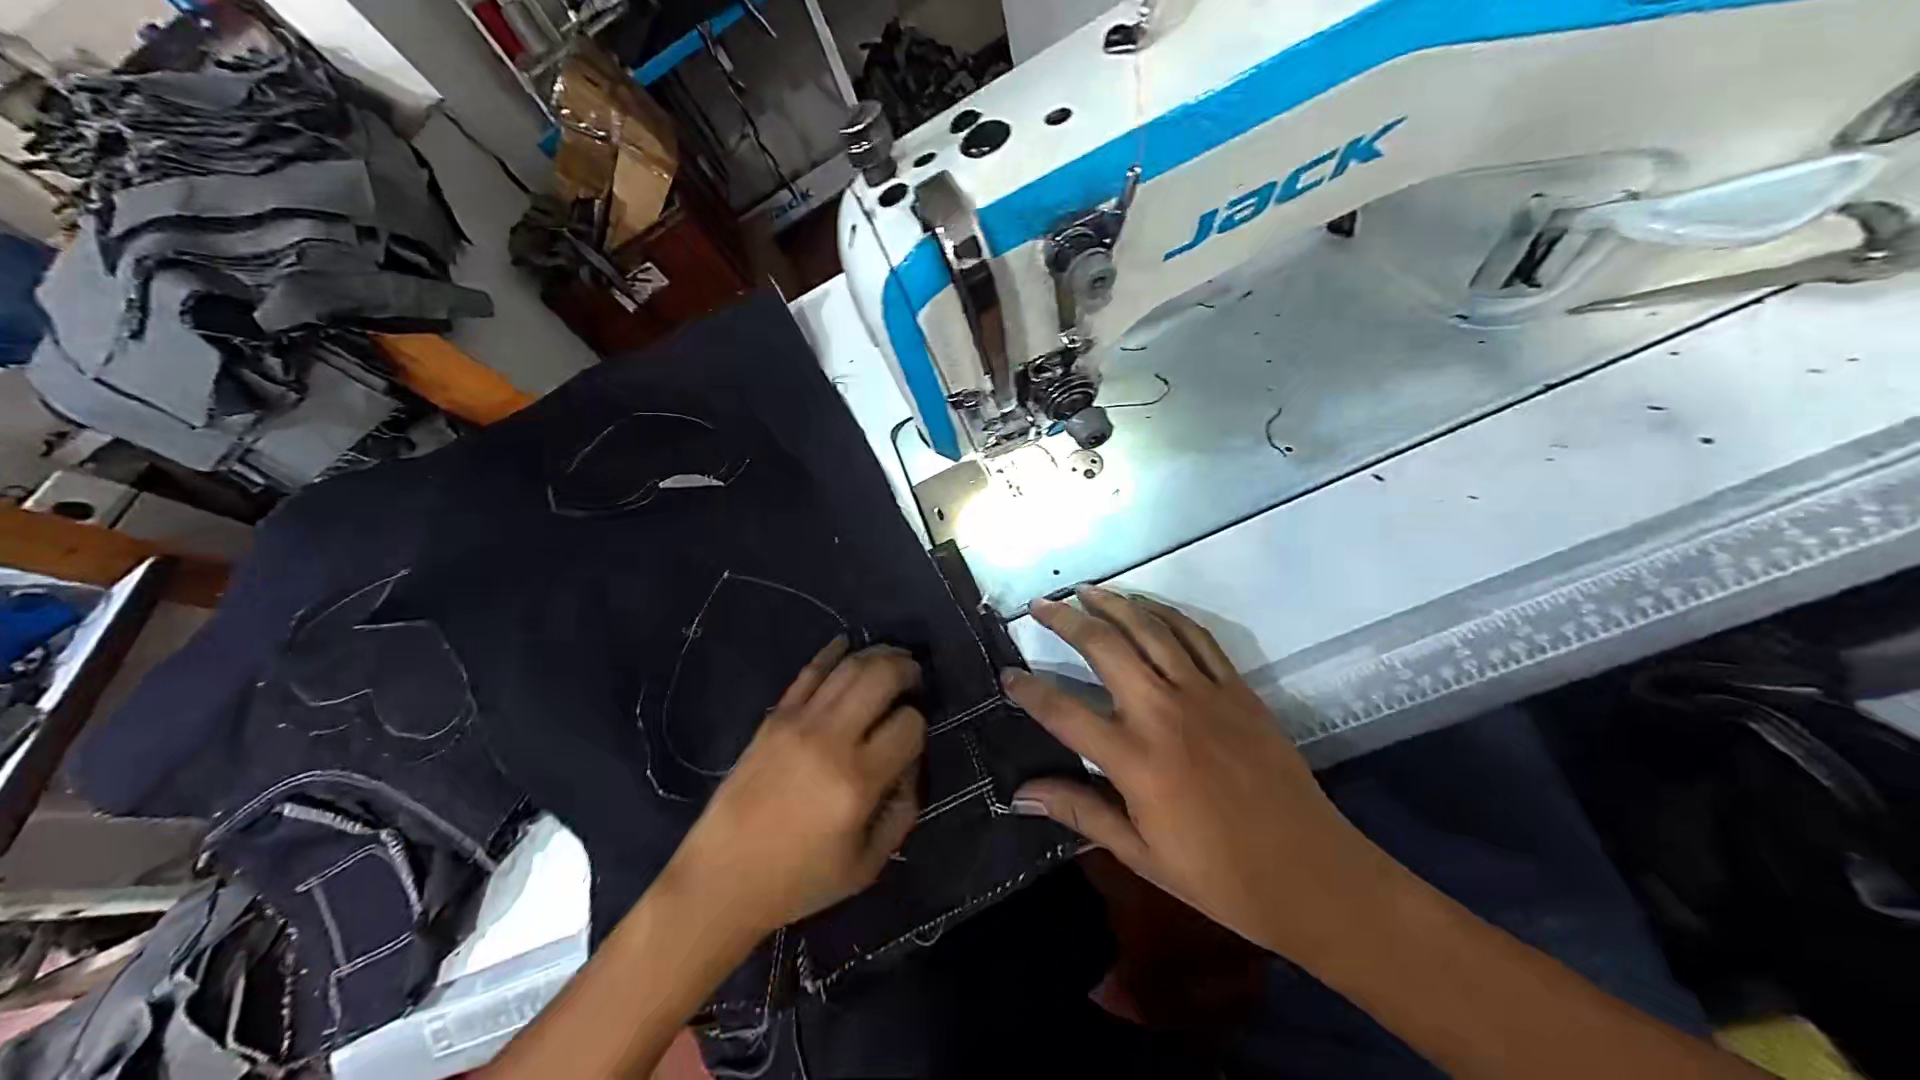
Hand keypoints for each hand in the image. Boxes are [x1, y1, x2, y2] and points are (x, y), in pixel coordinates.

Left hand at [663, 638, 925, 937]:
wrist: (722, 877)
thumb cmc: (799, 879)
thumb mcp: (868, 863)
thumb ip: (903, 810)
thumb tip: (912, 763)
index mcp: (858, 781)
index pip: (909, 725)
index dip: (920, 725)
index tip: (913, 738)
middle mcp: (831, 740)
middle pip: (881, 677)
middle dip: (907, 670)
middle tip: (917, 677)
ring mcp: (798, 722)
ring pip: (849, 666)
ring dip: (879, 654)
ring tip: (895, 658)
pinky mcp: (774, 717)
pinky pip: (809, 671)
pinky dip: (833, 652)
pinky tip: (849, 645)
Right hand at [1004, 588, 1378, 952]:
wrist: (1312, 874)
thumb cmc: (1218, 875)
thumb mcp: (1140, 853)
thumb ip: (1080, 811)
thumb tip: (1021, 794)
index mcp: (1135, 758)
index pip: (1063, 711)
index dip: (1028, 690)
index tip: (1007, 674)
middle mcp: (1164, 712)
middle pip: (1104, 647)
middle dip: (1065, 621)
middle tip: (1040, 605)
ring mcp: (1205, 694)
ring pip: (1150, 630)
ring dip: (1113, 604)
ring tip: (1086, 590)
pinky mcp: (1238, 689)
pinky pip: (1197, 638)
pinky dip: (1167, 614)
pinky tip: (1147, 607)